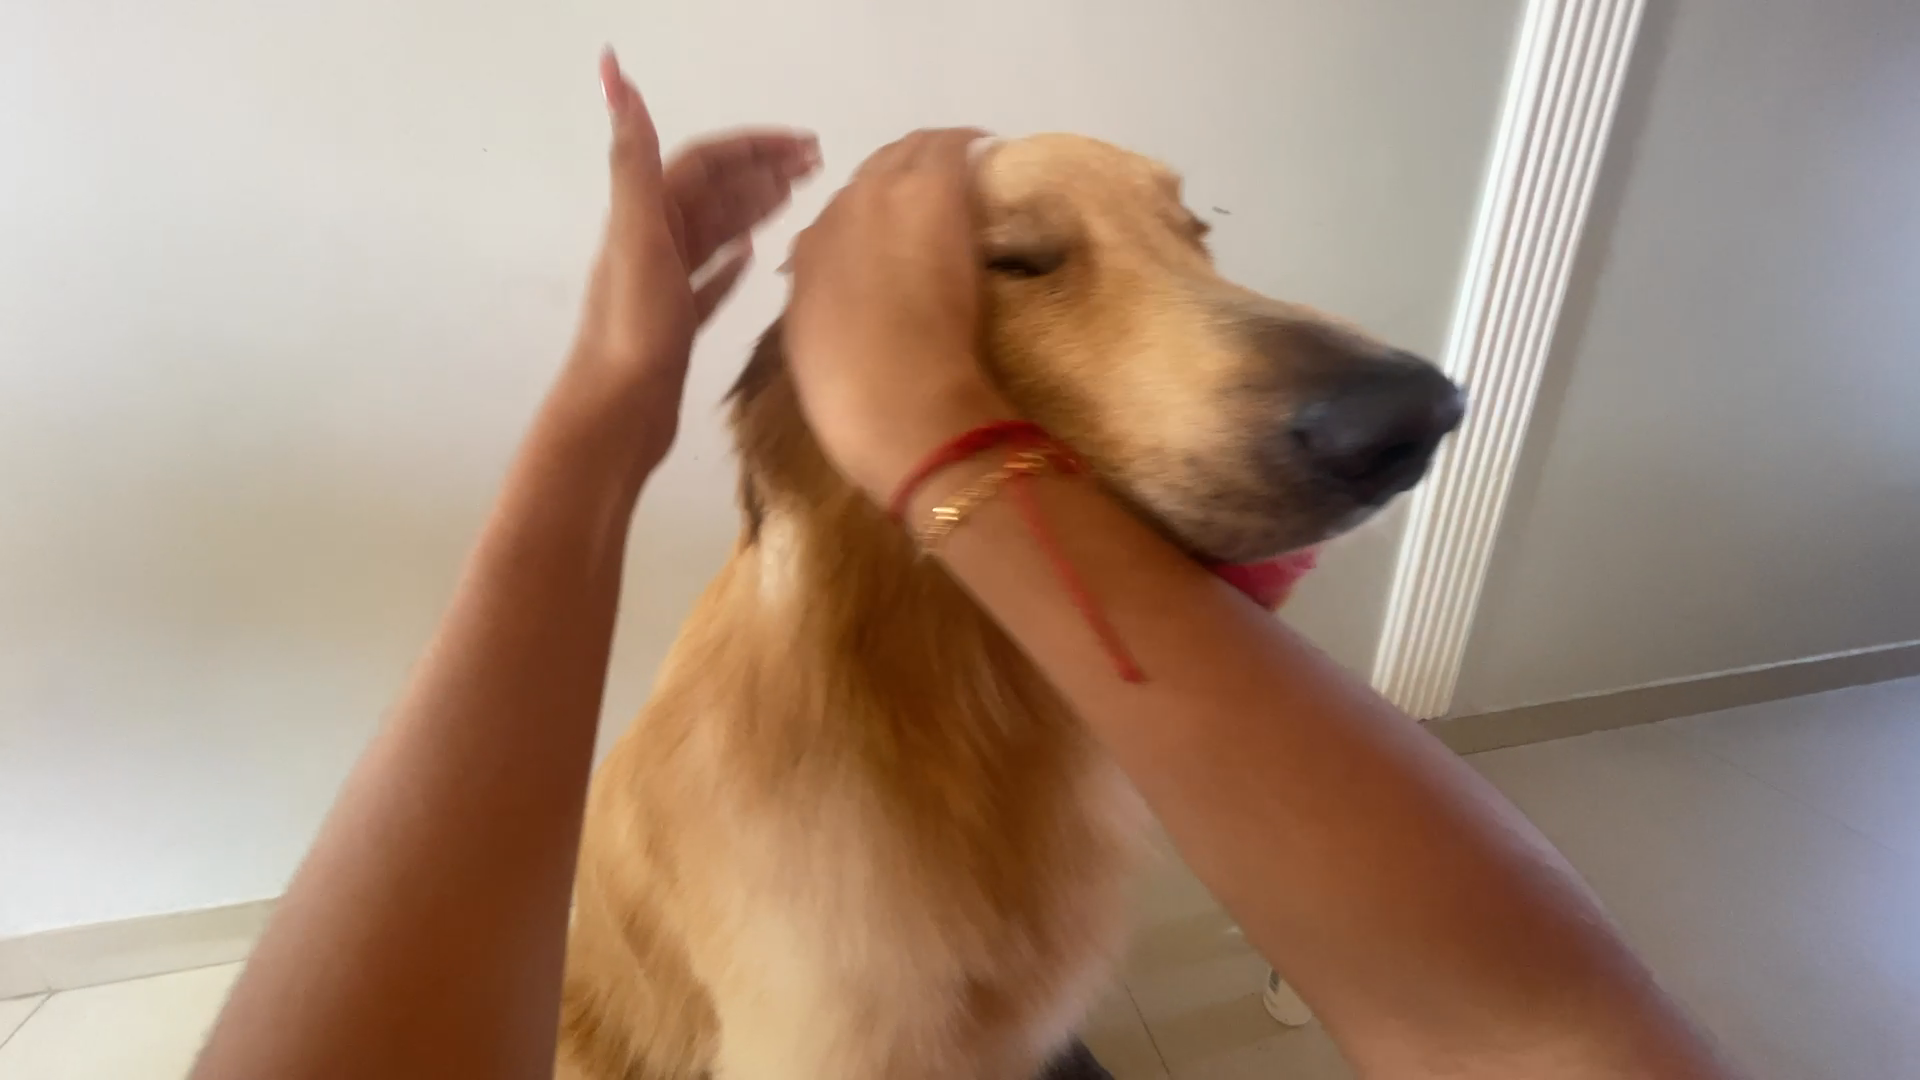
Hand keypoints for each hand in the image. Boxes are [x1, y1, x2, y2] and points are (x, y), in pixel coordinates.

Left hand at [570, 49, 819, 459]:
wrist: (619, 410)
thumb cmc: (633, 331)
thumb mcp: (637, 240)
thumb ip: (634, 164)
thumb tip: (619, 81)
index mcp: (647, 216)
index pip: (706, 163)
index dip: (754, 148)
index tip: (804, 146)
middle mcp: (656, 241)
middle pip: (715, 192)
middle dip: (763, 172)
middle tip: (815, 167)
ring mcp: (667, 283)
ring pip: (717, 232)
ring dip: (753, 208)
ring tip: (794, 198)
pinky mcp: (679, 321)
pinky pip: (711, 279)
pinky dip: (733, 262)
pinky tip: (752, 257)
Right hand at [782, 128, 1011, 501]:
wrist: (895, 403)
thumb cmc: (858, 399)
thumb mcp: (824, 356)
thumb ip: (832, 312)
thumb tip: (850, 297)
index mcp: (810, 257)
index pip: (844, 217)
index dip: (879, 225)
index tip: (910, 241)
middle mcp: (840, 214)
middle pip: (878, 172)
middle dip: (909, 180)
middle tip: (946, 206)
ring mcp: (885, 198)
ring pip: (913, 153)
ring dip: (940, 166)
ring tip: (973, 184)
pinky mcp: (937, 193)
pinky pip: (959, 150)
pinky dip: (975, 153)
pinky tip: (997, 162)